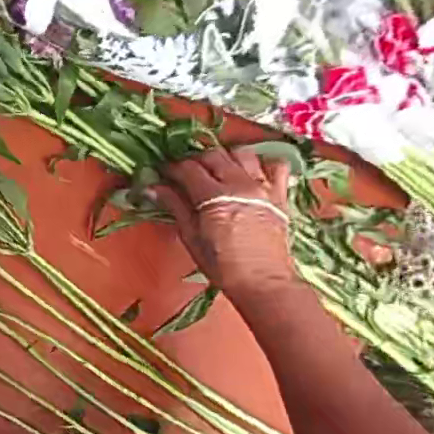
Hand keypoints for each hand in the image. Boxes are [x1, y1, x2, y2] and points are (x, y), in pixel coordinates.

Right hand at [149, 146, 300, 302]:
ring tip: (217, 169)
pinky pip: (276, 165)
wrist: (262, 280)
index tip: (161, 172)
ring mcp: (263, 186)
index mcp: (214, 197)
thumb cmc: (221, 264)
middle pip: (213, 155)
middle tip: (185, 172)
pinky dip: (262, 163)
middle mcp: (240, 184)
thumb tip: (153, 187)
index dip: (170, 168)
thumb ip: (174, 206)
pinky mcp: (280, 193)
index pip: (187, 169)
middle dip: (195, 159)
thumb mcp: (191, 236)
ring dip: (226, 156)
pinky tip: (251, 173)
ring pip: (242, 153)